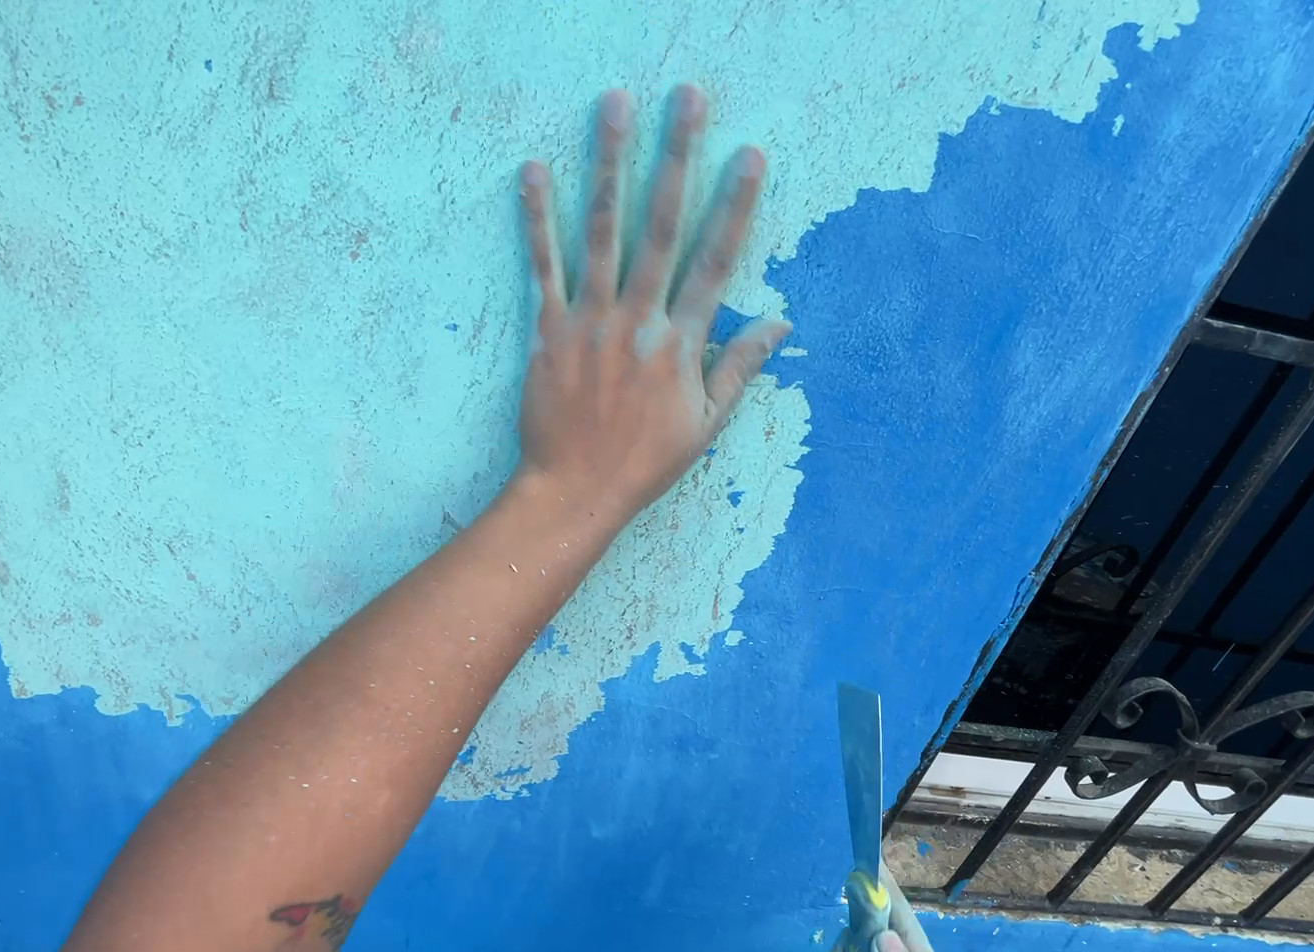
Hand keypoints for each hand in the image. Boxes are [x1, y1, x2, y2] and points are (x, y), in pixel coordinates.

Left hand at [514, 85, 791, 524]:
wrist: (574, 490)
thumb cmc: (644, 463)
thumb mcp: (705, 424)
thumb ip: (740, 368)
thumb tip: (781, 324)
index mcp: (681, 344)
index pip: (716, 263)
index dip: (735, 207)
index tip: (750, 156)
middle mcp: (638, 320)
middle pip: (662, 227)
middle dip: (677, 157)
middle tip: (687, 99)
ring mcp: (590, 321)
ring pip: (602, 231)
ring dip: (609, 164)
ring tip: (614, 106)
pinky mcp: (548, 330)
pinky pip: (543, 265)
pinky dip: (537, 217)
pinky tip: (533, 171)